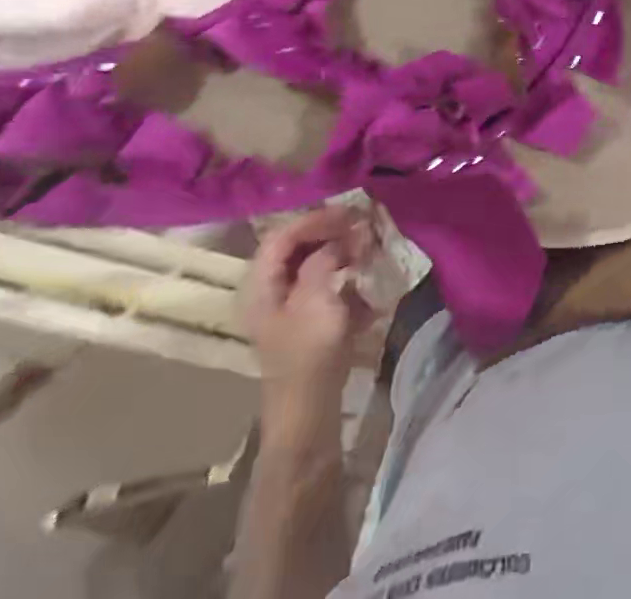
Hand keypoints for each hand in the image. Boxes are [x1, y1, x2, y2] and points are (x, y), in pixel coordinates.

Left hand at [244, 207, 377, 400]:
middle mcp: (270, 292)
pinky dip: (348, 283)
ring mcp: (290, 310)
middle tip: (362, 225)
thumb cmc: (307, 356)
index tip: (349, 212)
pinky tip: (370, 284)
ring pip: (315, 269)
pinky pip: (328, 292)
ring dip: (342, 256)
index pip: (282, 237)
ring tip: (369, 248)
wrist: (309, 418)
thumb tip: (341, 237)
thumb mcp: (316, 300)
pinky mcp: (310, 326)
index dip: (314, 220)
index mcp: (260, 285)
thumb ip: (325, 260)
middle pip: (297, 250)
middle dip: (330, 235)